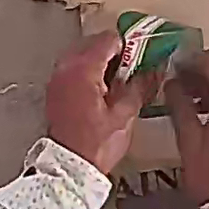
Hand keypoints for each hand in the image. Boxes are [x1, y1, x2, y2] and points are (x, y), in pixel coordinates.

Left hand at [45, 32, 161, 172]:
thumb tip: (154, 69)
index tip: (141, 57)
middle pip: (94, 42)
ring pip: (82, 54)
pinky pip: (73, 68)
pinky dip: (89, 71)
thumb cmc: (97, 143)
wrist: (69, 168)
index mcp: (83, 69)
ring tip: (119, 81)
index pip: (109, 39)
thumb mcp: (125, 114)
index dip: (129, 46)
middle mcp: (65, 68)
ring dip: (101, 61)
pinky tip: (103, 89)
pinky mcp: (54, 89)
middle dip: (114, 52)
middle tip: (132, 70)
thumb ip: (140, 85)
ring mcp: (57, 78)